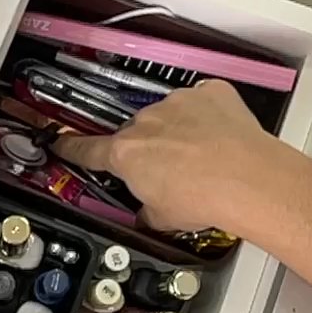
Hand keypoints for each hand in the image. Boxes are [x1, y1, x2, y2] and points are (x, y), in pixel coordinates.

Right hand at [53, 80, 294, 232]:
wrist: (249, 181)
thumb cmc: (205, 198)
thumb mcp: (162, 218)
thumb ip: (146, 210)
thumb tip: (148, 213)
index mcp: (126, 154)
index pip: (88, 149)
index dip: (71, 147)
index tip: (61, 142)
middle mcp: (146, 122)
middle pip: (137, 134)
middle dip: (149, 151)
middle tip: (171, 173)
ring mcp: (177, 104)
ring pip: (169, 116)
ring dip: (179, 133)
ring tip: (203, 158)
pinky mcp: (209, 93)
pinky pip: (200, 102)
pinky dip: (207, 116)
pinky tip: (219, 138)